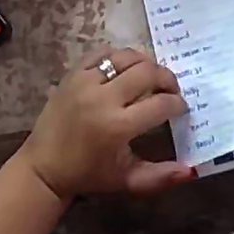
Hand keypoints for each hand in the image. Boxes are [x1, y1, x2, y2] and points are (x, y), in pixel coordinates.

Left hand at [19, 48, 193, 200]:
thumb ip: (159, 177)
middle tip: (171, 89)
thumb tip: (190, 170)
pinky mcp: (72, 74)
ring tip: (151, 76)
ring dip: (145, 63)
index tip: (180, 108)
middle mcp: (102, 99)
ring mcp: (85, 82)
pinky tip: (125, 68)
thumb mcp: (126, 180)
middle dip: (167, 78)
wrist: (43, 167)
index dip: (177, 104)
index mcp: (117, 127)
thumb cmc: (89, 175)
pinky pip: (102, 53)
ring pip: (126, 56)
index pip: (160, 104)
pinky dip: (119, 57)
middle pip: (147, 72)